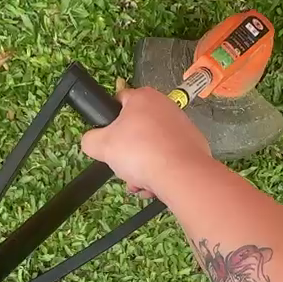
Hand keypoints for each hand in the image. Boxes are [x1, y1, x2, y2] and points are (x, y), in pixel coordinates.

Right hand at [81, 87, 217, 200]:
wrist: (180, 173)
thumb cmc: (141, 152)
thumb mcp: (102, 146)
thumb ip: (90, 140)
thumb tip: (91, 141)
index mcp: (142, 97)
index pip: (119, 101)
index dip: (110, 120)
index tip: (108, 138)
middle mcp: (165, 105)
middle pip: (136, 129)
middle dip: (127, 152)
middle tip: (123, 166)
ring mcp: (181, 124)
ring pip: (152, 146)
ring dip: (142, 166)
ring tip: (139, 182)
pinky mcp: (192, 143)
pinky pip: (168, 156)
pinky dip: (160, 170)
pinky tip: (154, 184)